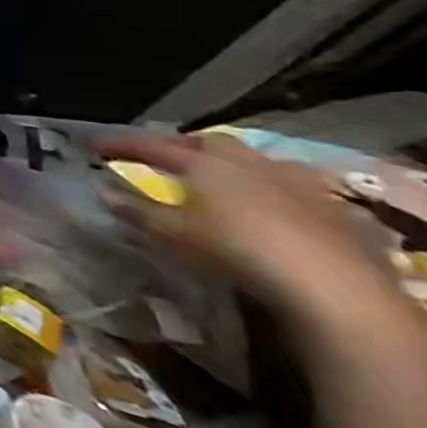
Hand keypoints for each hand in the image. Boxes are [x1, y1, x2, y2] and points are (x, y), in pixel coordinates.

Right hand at [101, 134, 395, 308]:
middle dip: (180, 144)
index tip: (94, 147)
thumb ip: (135, 210)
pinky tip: (271, 201)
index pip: (150, 146)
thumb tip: (101, 190)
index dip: (120, 145)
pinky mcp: (331, 206)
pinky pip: (291, 183)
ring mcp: (294, 181)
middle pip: (207, 141)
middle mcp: (246, 161)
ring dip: (229, 162)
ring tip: (217, 174)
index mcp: (203, 162)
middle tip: (161, 155)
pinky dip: (270, 185)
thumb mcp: (173, 233)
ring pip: (253, 158)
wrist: (333, 286)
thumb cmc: (236, 251)